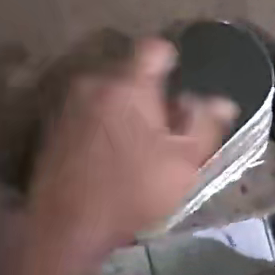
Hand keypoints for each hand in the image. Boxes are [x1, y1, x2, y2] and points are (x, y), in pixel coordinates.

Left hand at [26, 38, 237, 261]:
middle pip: (130, 72)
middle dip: (149, 93)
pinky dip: (102, 121)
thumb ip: (205, 124)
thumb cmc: (132, 191)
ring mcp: (68, 102)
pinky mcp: (52, 124)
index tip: (180, 92)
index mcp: (128, 85)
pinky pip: (87, 109)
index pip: (156, 48)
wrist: (64, 227)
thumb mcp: (184, 163)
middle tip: (163, 128)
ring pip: (107, 91)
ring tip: (135, 145)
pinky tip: (109, 154)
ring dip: (123, 108)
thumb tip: (223, 101)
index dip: (174, 63)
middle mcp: (93, 82)